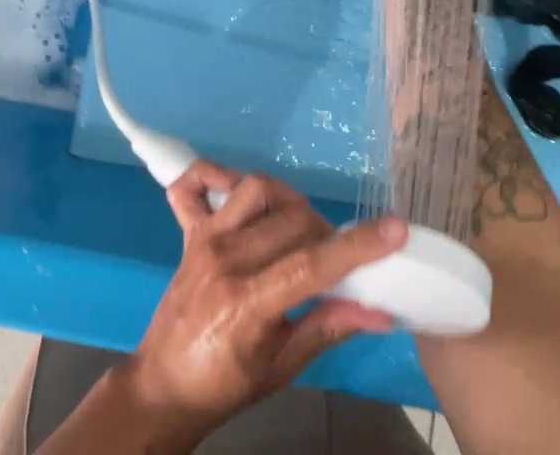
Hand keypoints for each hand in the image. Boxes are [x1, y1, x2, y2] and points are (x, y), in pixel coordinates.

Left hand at [119, 162, 407, 436]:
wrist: (164, 384)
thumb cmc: (226, 382)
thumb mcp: (283, 365)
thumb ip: (328, 328)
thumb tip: (381, 310)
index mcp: (246, 303)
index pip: (311, 263)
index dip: (357, 245)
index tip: (395, 229)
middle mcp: (223, 260)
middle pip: (291, 221)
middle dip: (326, 233)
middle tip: (334, 259)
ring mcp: (202, 240)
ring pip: (256, 189)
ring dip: (288, 201)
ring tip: (299, 229)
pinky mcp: (188, 232)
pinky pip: (192, 183)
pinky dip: (215, 175)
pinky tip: (238, 191)